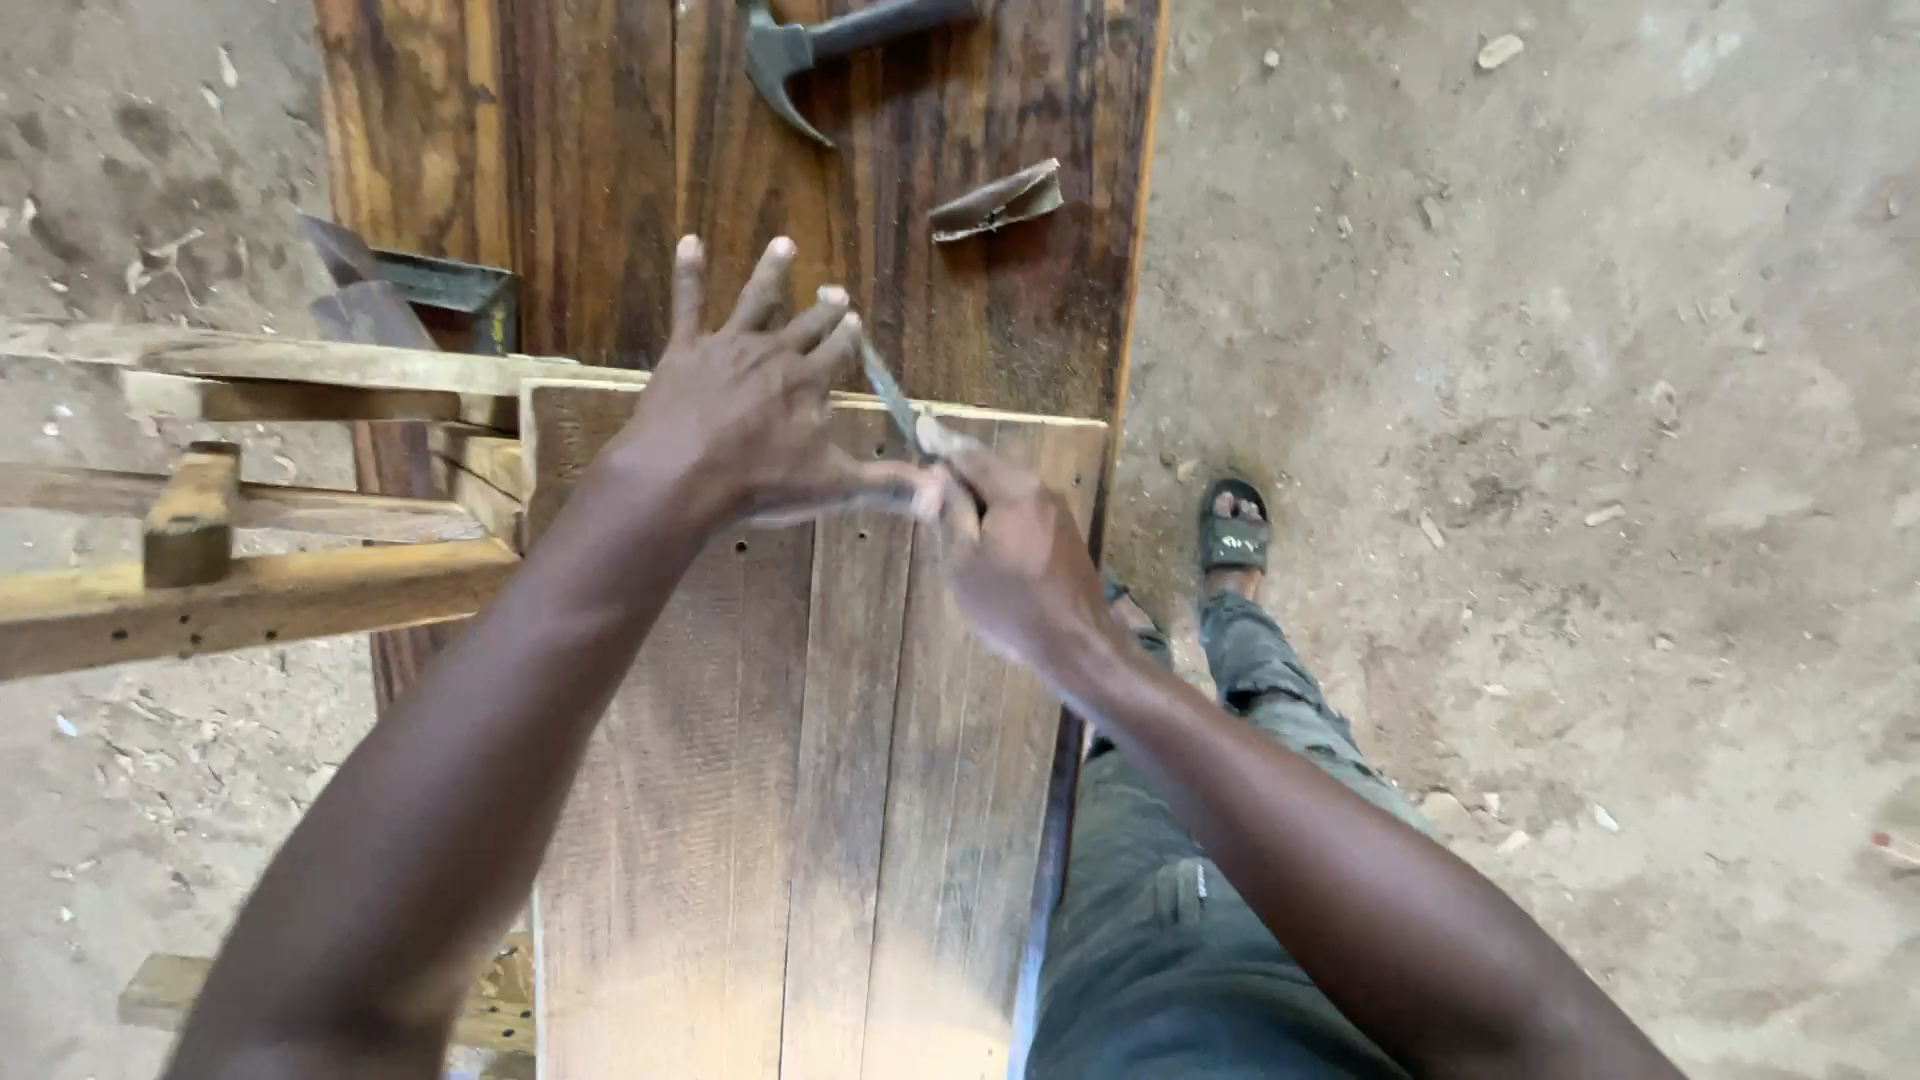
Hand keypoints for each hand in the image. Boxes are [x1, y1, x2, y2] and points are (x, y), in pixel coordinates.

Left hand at [606, 235, 931, 526]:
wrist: (684, 475)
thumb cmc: (762, 482)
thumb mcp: (834, 487)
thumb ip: (887, 486)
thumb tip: (942, 496)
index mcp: (811, 382)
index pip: (839, 351)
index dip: (848, 337)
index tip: (855, 319)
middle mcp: (776, 353)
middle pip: (806, 324)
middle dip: (824, 309)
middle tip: (835, 290)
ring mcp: (729, 346)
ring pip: (756, 300)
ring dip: (772, 272)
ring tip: (784, 243)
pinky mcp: (686, 349)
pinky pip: (688, 302)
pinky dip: (689, 272)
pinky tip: (689, 242)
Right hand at [926, 441, 1116, 668]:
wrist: (1075, 643)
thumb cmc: (1010, 604)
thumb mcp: (963, 560)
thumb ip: (950, 511)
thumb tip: (940, 474)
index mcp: (1015, 489)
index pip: (969, 454)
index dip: (940, 442)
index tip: (920, 425)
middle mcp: (1041, 491)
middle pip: (991, 472)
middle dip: (959, 476)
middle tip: (928, 487)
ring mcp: (1059, 513)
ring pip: (1008, 494)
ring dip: (979, 501)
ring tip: (951, 520)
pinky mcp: (1066, 536)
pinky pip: (1024, 513)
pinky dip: (1000, 517)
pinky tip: (986, 542)